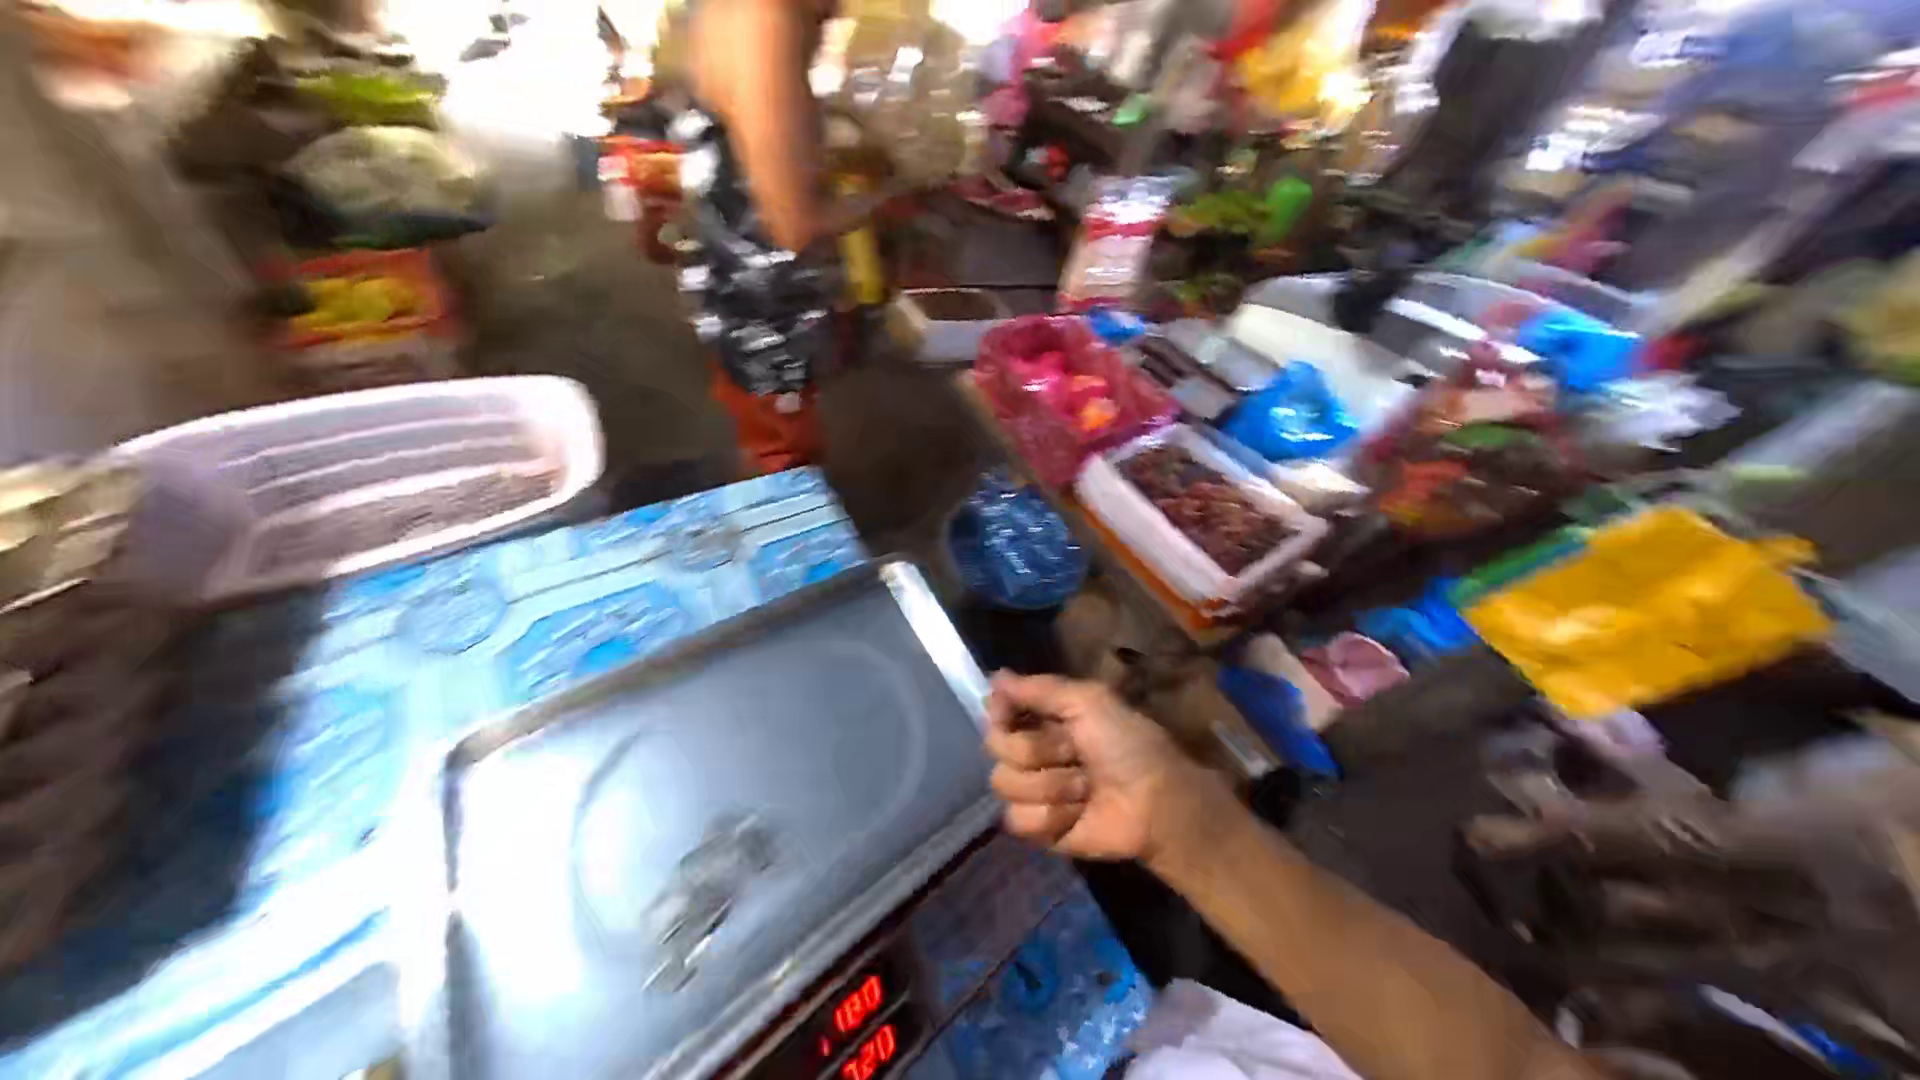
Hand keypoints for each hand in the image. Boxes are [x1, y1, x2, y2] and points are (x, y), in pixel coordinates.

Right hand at [985, 672, 1231, 864]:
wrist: (1155, 803)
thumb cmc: (1127, 745)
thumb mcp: (1089, 701)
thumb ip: (1039, 688)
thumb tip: (996, 675)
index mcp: (1044, 719)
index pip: (997, 712)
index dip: (1000, 713)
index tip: (1009, 713)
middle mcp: (1033, 752)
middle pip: (997, 747)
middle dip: (1039, 750)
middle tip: (1075, 753)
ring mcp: (1034, 792)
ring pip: (1005, 784)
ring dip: (1052, 786)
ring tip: (1085, 788)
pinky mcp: (1039, 829)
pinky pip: (1017, 820)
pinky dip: (1052, 816)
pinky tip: (1078, 814)